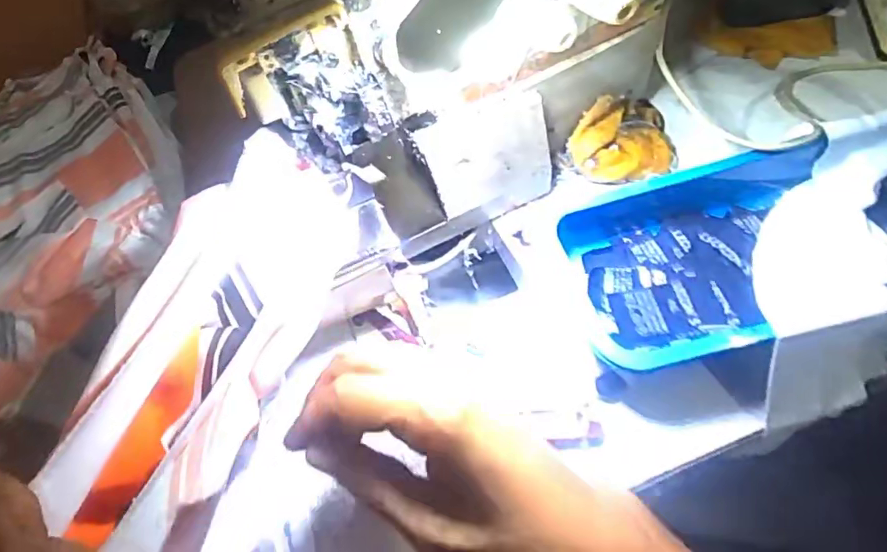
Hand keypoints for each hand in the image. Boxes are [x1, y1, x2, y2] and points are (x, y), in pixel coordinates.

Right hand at [285, 351, 684, 551]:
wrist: (596, 536)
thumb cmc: (518, 542)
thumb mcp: (437, 533)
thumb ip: (370, 483)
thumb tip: (315, 450)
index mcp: (439, 409)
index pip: (350, 390)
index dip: (311, 413)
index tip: (290, 448)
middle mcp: (442, 372)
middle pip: (359, 356)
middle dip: (320, 390)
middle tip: (302, 437)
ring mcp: (454, 369)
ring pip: (377, 352)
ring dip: (342, 382)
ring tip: (325, 428)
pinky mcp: (462, 378)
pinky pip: (399, 364)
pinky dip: (368, 381)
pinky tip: (362, 416)